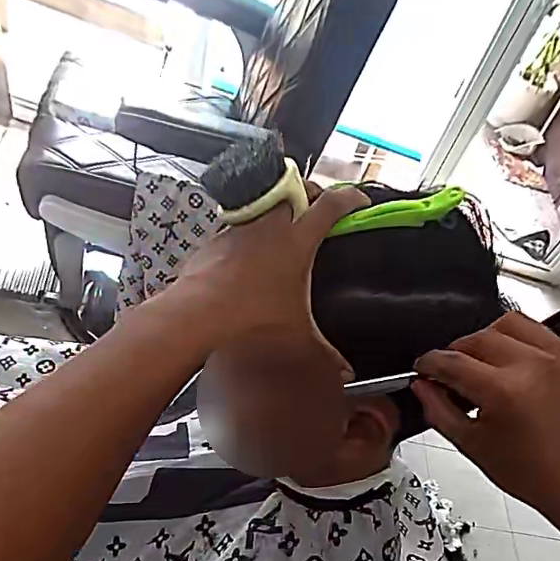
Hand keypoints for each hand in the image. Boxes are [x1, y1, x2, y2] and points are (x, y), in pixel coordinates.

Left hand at [171, 182, 369, 349]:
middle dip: (314, 194)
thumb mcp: (297, 334)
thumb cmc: (252, 317)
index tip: (359, 200)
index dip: (350, 197)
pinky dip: (254, 228)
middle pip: (299, 189)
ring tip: (288, 226)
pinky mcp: (220, 235)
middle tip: (321, 209)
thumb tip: (345, 371)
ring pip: (269, 200)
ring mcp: (243, 225)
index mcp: (298, 241)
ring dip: (282, 206)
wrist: (200, 311)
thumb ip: (326, 352)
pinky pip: (243, 221)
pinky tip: (255, 251)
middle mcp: (271, 224)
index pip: (331, 205)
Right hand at [411, 313, 559, 528]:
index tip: (427, 368)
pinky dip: (527, 347)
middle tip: (455, 372)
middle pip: (479, 336)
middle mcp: (536, 366)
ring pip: (512, 323)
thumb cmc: (538, 474)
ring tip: (489, 367)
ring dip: (492, 339)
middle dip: (459, 352)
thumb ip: (440, 411)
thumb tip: (424, 386)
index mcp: (505, 391)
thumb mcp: (474, 446)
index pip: (452, 360)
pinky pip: (545, 334)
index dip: (430, 363)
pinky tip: (522, 372)